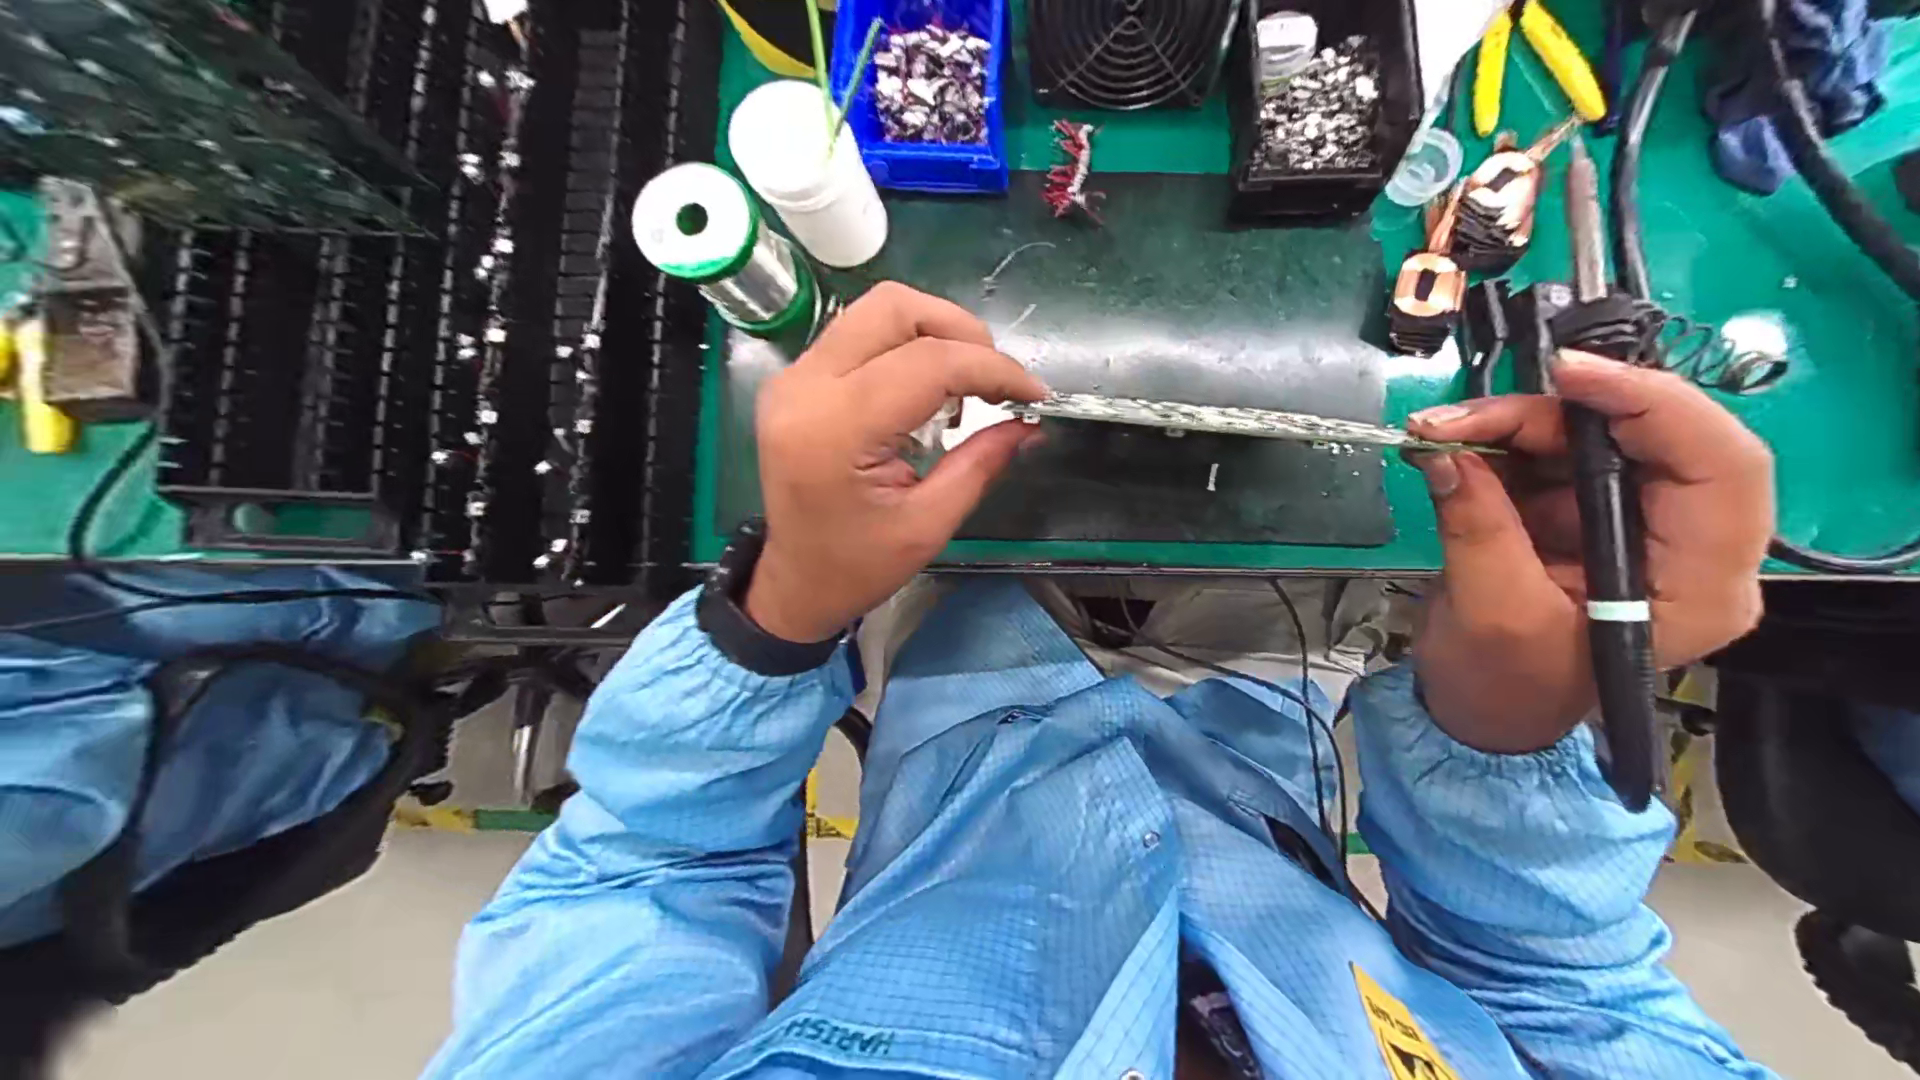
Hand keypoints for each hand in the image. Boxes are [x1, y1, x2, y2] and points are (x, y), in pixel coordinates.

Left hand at [745, 282, 1046, 642]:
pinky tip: (925, 391)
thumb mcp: (929, 524)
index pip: (927, 363)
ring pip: (876, 311)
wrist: (796, 581)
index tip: (1032, 394)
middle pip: (895, 309)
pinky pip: (859, 334)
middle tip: (994, 381)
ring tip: (963, 386)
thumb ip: (980, 463)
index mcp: (835, 430)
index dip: (992, 369)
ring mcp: (792, 378)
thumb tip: (1028, 422)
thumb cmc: (858, 566)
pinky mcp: (794, 380)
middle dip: (961, 332)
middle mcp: (804, 387)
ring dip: (934, 333)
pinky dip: (905, 347)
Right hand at [1402, 351, 1773, 752]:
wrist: (1478, 708)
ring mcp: (1622, 526)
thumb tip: (1443, 454)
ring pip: (1580, 443)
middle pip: (1635, 444)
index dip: (1652, 407)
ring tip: (1431, 434)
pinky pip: (1539, 461)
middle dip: (1540, 419)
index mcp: (1697, 582)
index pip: (1716, 467)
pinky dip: (1488, 448)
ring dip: (1502, 429)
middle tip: (1449, 421)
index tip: (1566, 375)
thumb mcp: (1491, 612)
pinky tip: (1443, 451)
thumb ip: (1475, 528)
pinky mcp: (1571, 518)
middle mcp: (1676, 542)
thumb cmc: (1501, 683)